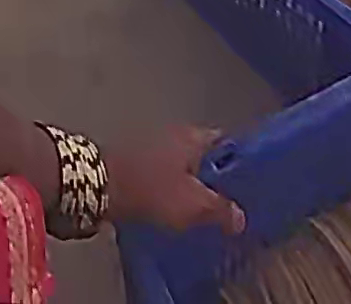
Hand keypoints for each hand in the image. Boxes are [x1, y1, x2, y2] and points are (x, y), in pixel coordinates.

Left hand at [104, 126, 245, 234]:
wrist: (101, 183)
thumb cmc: (152, 188)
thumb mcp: (193, 204)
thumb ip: (220, 210)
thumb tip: (241, 217)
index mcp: (193, 136)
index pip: (224, 142)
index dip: (238, 160)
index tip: (249, 181)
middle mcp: (175, 133)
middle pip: (203, 153)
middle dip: (215, 174)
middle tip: (228, 200)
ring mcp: (154, 144)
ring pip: (183, 162)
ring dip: (192, 180)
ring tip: (203, 207)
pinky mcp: (138, 159)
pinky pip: (165, 171)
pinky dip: (173, 185)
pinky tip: (175, 206)